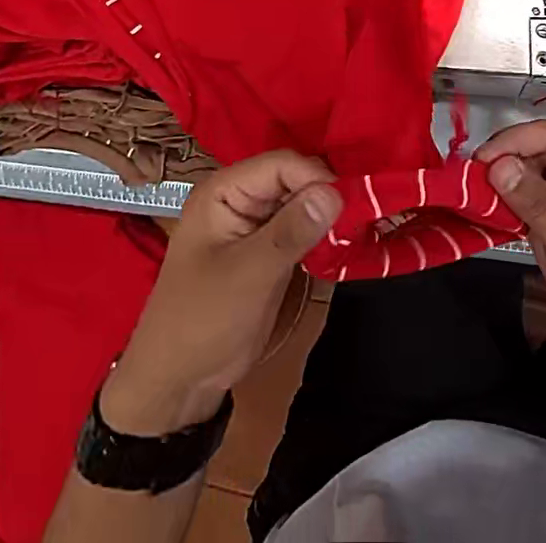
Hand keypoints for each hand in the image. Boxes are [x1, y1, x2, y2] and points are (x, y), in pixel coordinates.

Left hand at [102, 150, 341, 434]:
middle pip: (296, 178)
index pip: (282, 164)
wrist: (180, 380)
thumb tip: (335, 192)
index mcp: (224, 192)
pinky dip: (324, 233)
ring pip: (303, 202)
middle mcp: (241, 198)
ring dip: (330, 213)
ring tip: (363, 226)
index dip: (316, 178)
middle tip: (364, 215)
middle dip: (328, 193)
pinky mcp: (270, 249)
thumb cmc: (203, 321)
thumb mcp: (249, 274)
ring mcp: (256, 224)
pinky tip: (348, 242)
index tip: (349, 205)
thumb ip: (291, 231)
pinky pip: (303, 228)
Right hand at [476, 121, 545, 349]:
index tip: (481, 162)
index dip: (510, 142)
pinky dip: (502, 202)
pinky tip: (486, 212)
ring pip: (521, 172)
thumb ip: (534, 199)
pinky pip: (520, 196)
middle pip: (531, 150)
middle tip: (471, 182)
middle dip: (500, 162)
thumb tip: (499, 165)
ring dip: (498, 183)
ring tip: (474, 197)